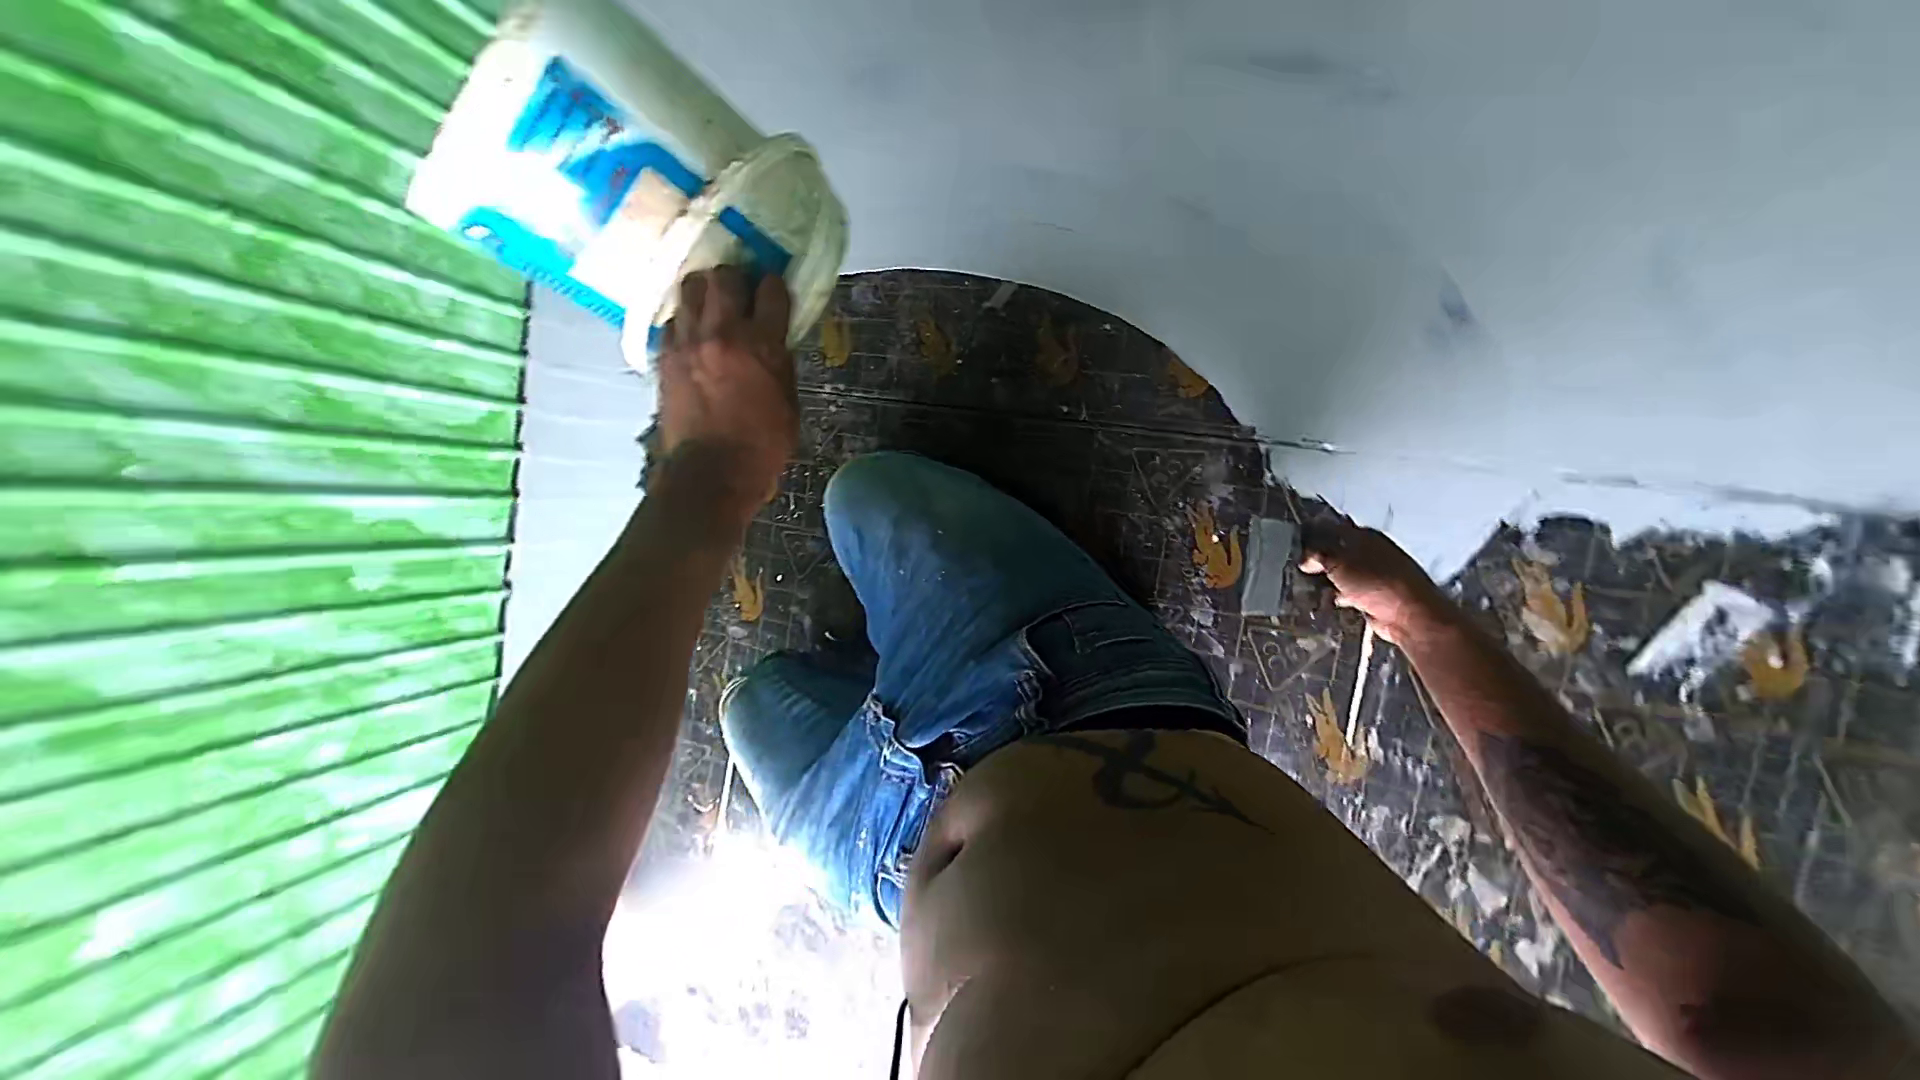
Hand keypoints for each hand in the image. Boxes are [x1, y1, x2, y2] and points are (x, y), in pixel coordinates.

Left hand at [655, 267, 798, 519]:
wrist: (712, 473)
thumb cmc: (762, 446)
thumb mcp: (789, 404)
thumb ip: (781, 364)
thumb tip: (775, 342)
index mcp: (762, 344)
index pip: (771, 289)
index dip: (776, 284)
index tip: (776, 289)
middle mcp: (722, 332)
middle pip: (724, 276)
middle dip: (735, 277)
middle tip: (741, 291)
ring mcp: (688, 342)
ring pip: (690, 288)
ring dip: (705, 292)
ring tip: (712, 307)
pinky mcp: (665, 356)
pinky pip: (673, 321)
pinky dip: (685, 322)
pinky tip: (693, 336)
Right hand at [1298, 516, 1453, 644]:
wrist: (1408, 616)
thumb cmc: (1381, 583)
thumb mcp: (1337, 562)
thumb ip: (1317, 555)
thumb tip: (1306, 558)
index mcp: (1366, 537)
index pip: (1334, 529)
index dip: (1314, 535)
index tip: (1297, 544)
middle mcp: (1372, 554)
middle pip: (1336, 553)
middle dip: (1319, 561)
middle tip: (1305, 567)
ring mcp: (1374, 576)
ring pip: (1341, 574)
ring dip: (1328, 581)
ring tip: (1315, 586)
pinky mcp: (1373, 597)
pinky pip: (1347, 593)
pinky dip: (1338, 596)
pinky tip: (1331, 600)